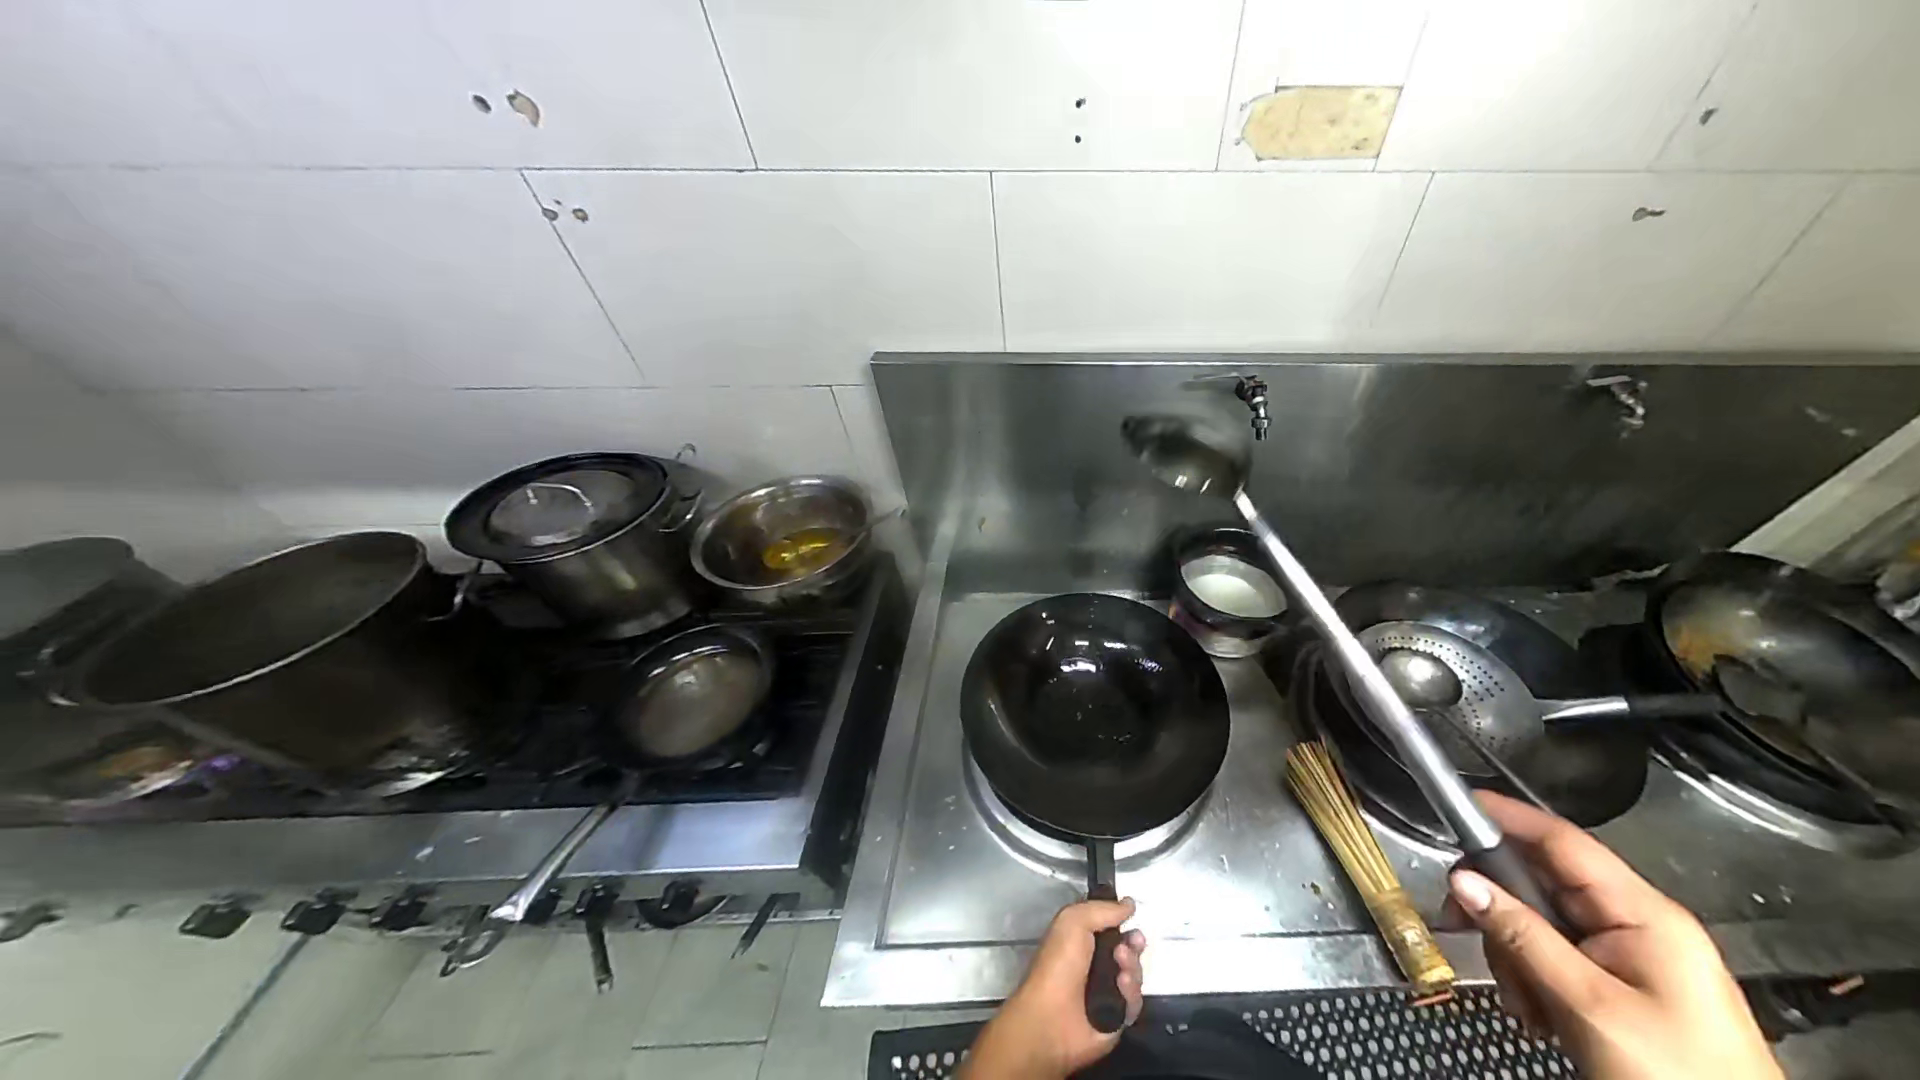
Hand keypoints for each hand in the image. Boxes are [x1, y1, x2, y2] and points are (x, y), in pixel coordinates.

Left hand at [959, 898, 1145, 1079]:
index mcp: (1081, 939)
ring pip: (1135, 973)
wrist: (1052, 1018)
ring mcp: (1107, 991)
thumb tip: (1129, 903)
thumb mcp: (1074, 921)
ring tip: (1121, 965)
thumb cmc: (1059, 963)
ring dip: (1132, 966)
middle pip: (1128, 949)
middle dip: (1134, 943)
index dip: (1123, 921)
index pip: (1111, 926)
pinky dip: (1131, 992)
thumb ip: (1103, 909)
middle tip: (1134, 942)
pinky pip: (1135, 1001)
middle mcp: (1095, 963)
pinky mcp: (1117, 1017)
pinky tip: (1121, 987)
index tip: (1132, 916)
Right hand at [1449, 792, 1781, 1079]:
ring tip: (1524, 1001)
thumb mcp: (1588, 1005)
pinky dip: (1529, 975)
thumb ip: (1521, 936)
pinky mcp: (1617, 982)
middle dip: (1498, 907)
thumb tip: (1462, 880)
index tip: (1457, 801)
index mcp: (1645, 915)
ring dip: (1512, 953)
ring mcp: (1628, 954)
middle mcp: (1635, 923)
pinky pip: (1550, 953)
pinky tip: (1538, 1013)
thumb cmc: (1675, 1076)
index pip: (1562, 841)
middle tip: (1458, 923)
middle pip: (1539, 882)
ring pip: (1536, 920)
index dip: (1508, 816)